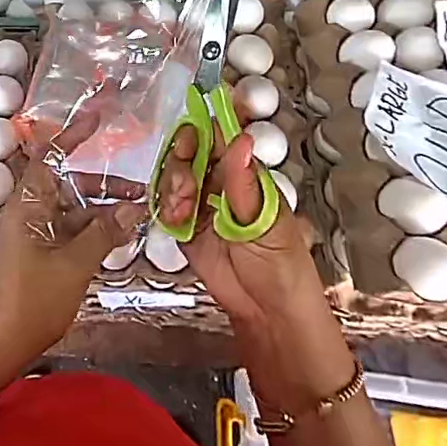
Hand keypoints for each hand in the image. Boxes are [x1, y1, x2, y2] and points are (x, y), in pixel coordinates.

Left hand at [0, 112, 145, 393]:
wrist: (3, 344)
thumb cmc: (33, 299)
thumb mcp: (75, 264)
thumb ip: (106, 231)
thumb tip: (136, 206)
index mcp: (29, 203)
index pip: (51, 155)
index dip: (74, 134)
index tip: (99, 118)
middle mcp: (31, 209)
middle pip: (71, 182)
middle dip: (105, 182)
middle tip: (141, 186)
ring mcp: (37, 230)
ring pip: (76, 207)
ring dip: (104, 208)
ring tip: (140, 212)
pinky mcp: (43, 249)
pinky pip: (73, 227)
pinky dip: (96, 227)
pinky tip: (122, 233)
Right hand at [157, 127, 317, 328]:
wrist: (268, 314)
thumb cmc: (281, 265)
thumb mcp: (266, 222)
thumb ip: (244, 183)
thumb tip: (242, 138)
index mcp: (245, 173)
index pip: (220, 136)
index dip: (202, 131)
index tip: (190, 141)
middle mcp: (220, 182)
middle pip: (190, 151)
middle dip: (181, 161)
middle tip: (185, 185)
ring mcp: (200, 202)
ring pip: (173, 175)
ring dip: (172, 186)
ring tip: (183, 209)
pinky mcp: (184, 226)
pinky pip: (165, 204)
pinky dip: (165, 207)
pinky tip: (175, 220)